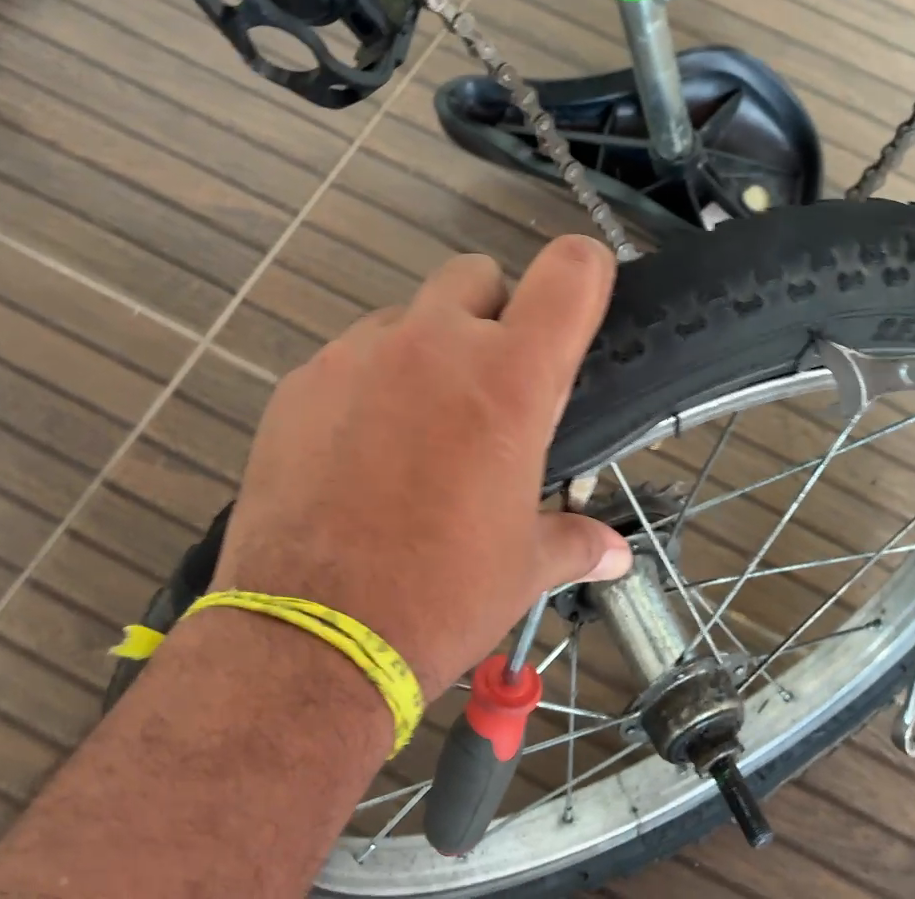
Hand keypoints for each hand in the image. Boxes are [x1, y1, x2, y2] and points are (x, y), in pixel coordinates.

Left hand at [214, 236, 634, 695]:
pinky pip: (352, 358)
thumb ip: (578, 541)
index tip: (581, 306)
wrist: (310, 642)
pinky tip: (362, 454)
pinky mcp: (300, 384)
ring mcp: (358, 357)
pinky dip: (370, 386)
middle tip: (493, 386)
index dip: (586, 274)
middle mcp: (436, 346)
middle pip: (478, 275)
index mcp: (512, 379)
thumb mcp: (526, 566)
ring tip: (420, 430)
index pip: (570, 272)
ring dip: (428, 352)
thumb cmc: (443, 595)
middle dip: (494, 315)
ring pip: (410, 318)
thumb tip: (615, 557)